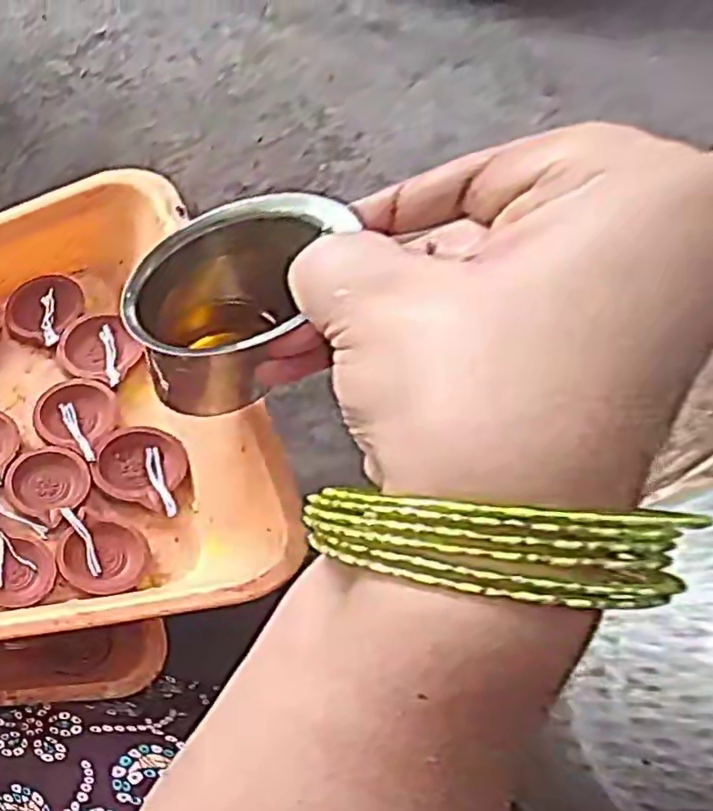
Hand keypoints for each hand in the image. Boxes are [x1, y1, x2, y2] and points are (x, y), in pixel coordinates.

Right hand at [274, 123, 712, 508]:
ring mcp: (609, 318)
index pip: (500, 165)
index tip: (330, 237)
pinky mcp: (564, 370)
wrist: (489, 518)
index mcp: (640, 199)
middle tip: (298, 306)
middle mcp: (648, 251)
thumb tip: (320, 256)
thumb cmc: (467, 396)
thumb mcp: (376, 303)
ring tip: (290, 348)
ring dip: (358, 319)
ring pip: (453, 293)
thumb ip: (334, 257)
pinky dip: (390, 346)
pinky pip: (463, 335)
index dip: (400, 199)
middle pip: (468, 236)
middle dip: (361, 279)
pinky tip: (321, 367)